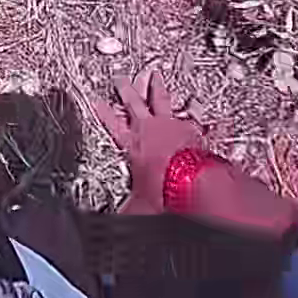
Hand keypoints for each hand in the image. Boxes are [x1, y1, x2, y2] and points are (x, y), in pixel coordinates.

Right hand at [94, 67, 203, 214]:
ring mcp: (173, 125)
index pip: (113, 124)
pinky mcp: (194, 128)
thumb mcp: (138, 202)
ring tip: (155, 75)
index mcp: (133, 144)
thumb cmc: (163, 188)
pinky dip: (197, 107)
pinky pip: (196, 114)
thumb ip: (130, 206)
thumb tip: (117, 221)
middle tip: (122, 79)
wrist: (189, 181)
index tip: (97, 100)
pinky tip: (199, 100)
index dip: (104, 112)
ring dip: (158, 88)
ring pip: (162, 100)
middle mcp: (151, 129)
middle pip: (135, 104)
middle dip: (127, 91)